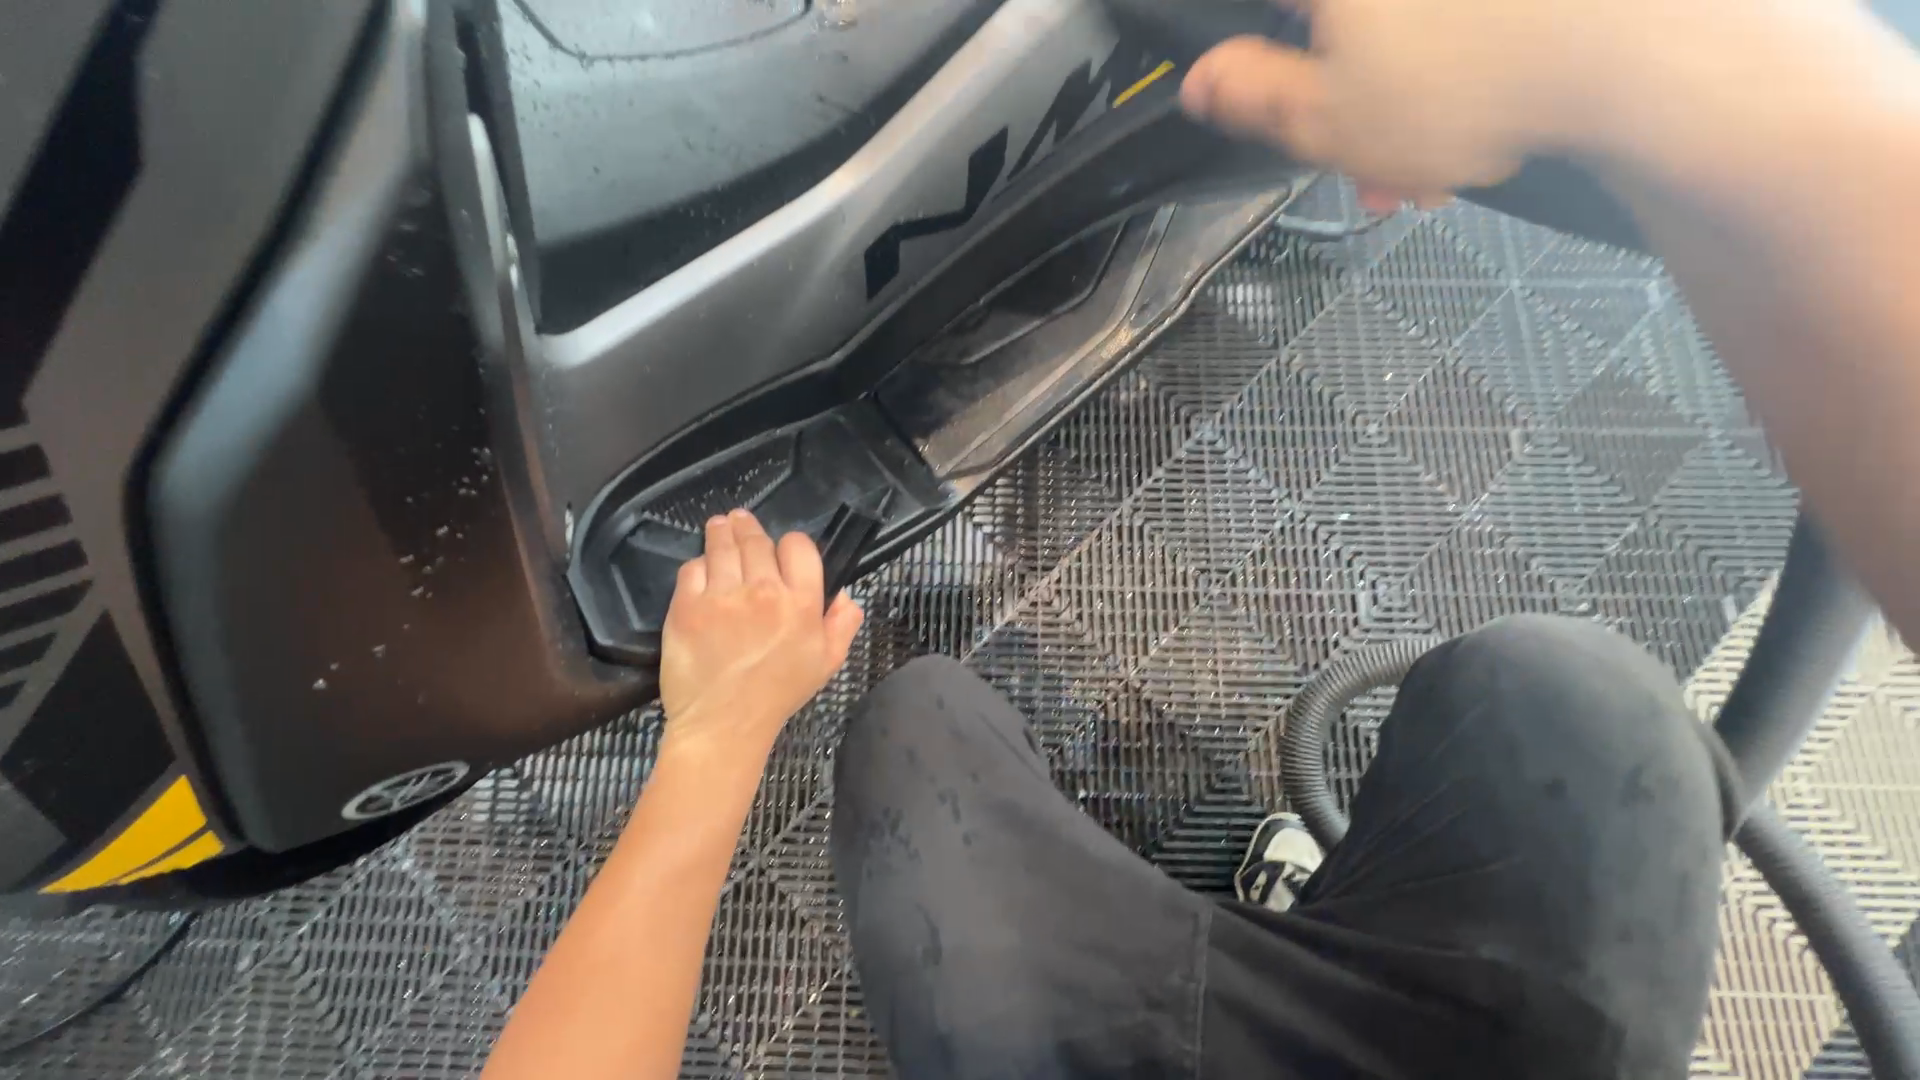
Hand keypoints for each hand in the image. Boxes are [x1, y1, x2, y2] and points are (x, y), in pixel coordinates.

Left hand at [658, 510, 863, 755]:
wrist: (724, 723)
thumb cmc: (778, 694)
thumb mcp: (828, 662)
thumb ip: (843, 623)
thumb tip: (845, 593)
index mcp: (801, 603)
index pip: (798, 546)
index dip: (791, 543)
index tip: (782, 549)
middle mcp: (762, 591)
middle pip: (756, 540)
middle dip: (748, 527)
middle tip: (740, 520)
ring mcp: (721, 596)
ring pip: (722, 547)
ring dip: (722, 532)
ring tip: (720, 525)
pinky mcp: (686, 606)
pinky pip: (692, 569)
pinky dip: (698, 565)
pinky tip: (701, 567)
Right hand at [1179, 0, 1657, 204]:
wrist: (1653, 49)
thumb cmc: (1477, 83)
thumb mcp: (1319, 118)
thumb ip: (1246, 97)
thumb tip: (1201, 81)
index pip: (1262, 11)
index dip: (1257, 57)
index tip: (1263, 90)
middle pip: (1339, 22)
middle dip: (1346, 93)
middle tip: (1363, 158)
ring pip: (1408, 27)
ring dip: (1405, 96)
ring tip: (1423, 168)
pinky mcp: (1510, 7)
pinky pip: (1464, 25)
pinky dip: (1461, 66)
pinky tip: (1475, 122)